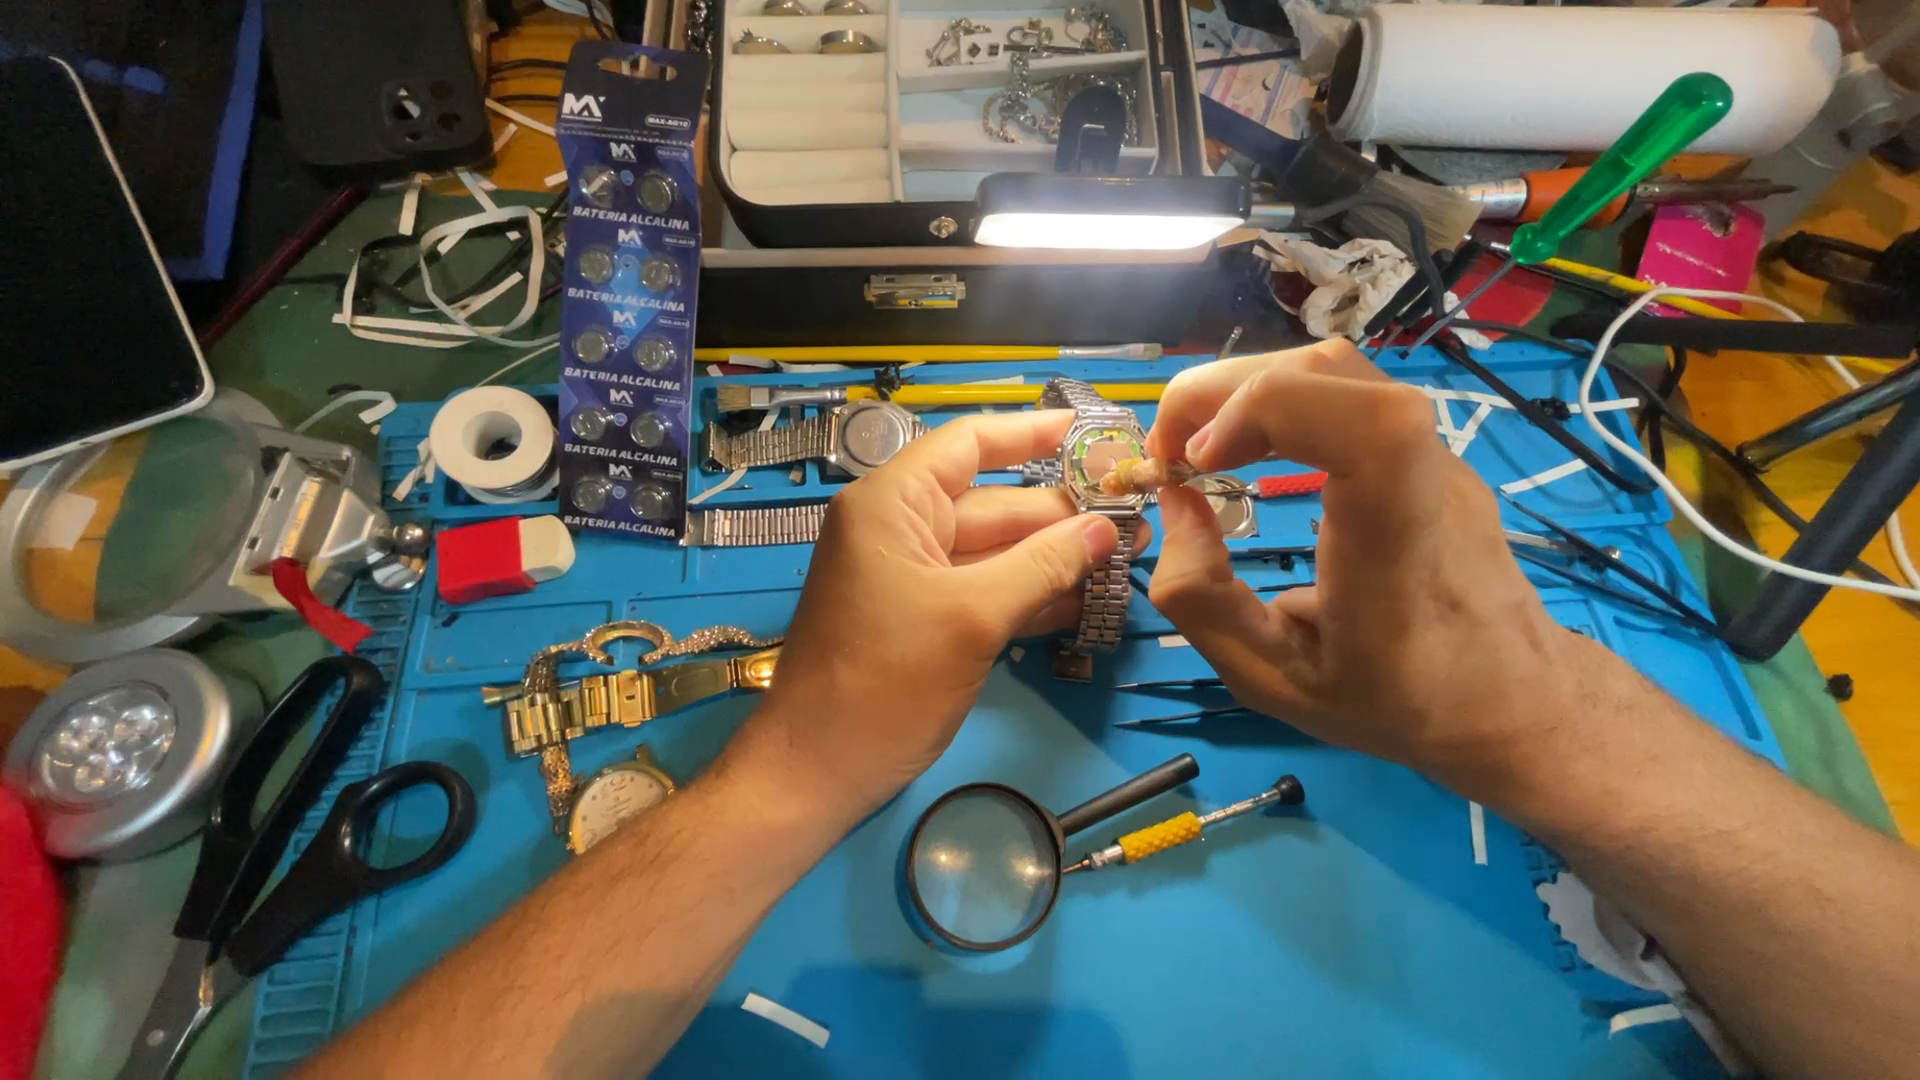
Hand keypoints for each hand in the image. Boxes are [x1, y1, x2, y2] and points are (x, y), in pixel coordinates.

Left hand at [726, 411, 1134, 827]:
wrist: (817, 771)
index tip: (1088, 433)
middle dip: (1061, 515)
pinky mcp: (927, 620)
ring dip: (1054, 559)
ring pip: (996, 553)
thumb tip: (1105, 529)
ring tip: (1124, 560)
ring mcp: (915, 578)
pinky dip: (1029, 596)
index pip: (969, 445)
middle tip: (1133, 521)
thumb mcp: (970, 616)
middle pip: (994, 504)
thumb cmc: (883, 681)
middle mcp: (903, 529)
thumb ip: (1041, 566)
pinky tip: (1084, 603)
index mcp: (894, 504)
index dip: (1030, 434)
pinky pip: (985, 592)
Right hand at [1146, 342, 1612, 793]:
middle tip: (1166, 451)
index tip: (1194, 467)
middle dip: (1220, 393)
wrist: (1513, 700)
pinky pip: (1344, 391)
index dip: (1263, 412)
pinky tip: (1243, 448)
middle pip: (1329, 372)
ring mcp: (1433, 455)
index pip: (1364, 423)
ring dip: (1242, 390)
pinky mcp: (1424, 452)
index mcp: (1396, 542)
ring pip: (1334, 368)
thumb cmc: (1394, 701)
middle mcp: (1425, 478)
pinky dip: (1273, 400)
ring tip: (1195, 445)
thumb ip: (1203, 600)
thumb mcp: (1270, 682)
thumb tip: (1177, 503)